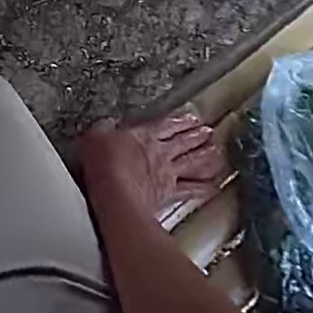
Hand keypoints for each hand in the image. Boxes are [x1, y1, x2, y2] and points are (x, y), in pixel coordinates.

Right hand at [78, 111, 226, 216]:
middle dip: (197, 136)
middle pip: (183, 141)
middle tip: (209, 132)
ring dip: (206, 156)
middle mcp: (159, 152)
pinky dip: (204, 187)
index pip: (166, 124)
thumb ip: (103, 129)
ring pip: (192, 162)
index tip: (192, 118)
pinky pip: (191, 189)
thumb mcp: (95, 136)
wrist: (115, 194)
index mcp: (143, 135)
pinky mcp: (169, 194)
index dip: (180, 121)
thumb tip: (106, 124)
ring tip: (217, 152)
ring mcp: (166, 174)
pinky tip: (214, 186)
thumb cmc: (103, 164)